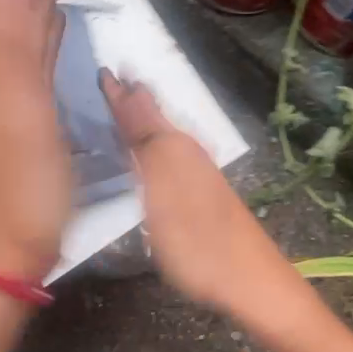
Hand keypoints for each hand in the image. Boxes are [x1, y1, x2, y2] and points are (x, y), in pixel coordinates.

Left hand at [0, 0, 69, 280]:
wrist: (12, 245)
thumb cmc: (26, 189)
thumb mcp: (22, 114)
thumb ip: (16, 49)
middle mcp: (1, 72)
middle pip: (12, 7)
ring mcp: (18, 93)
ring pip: (26, 28)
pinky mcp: (35, 112)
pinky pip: (38, 58)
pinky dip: (46, 31)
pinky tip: (56, 18)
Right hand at [99, 70, 308, 324]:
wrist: (250, 281)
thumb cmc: (198, 243)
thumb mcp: (162, 194)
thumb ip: (146, 146)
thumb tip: (130, 94)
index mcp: (173, 149)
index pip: (139, 114)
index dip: (119, 96)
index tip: (102, 70)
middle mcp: (187, 154)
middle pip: (154, 120)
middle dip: (134, 100)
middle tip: (114, 76)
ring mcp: (198, 175)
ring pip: (164, 135)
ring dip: (145, 118)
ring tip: (127, 102)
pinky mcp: (202, 196)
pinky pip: (171, 154)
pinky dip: (156, 142)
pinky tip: (152, 151)